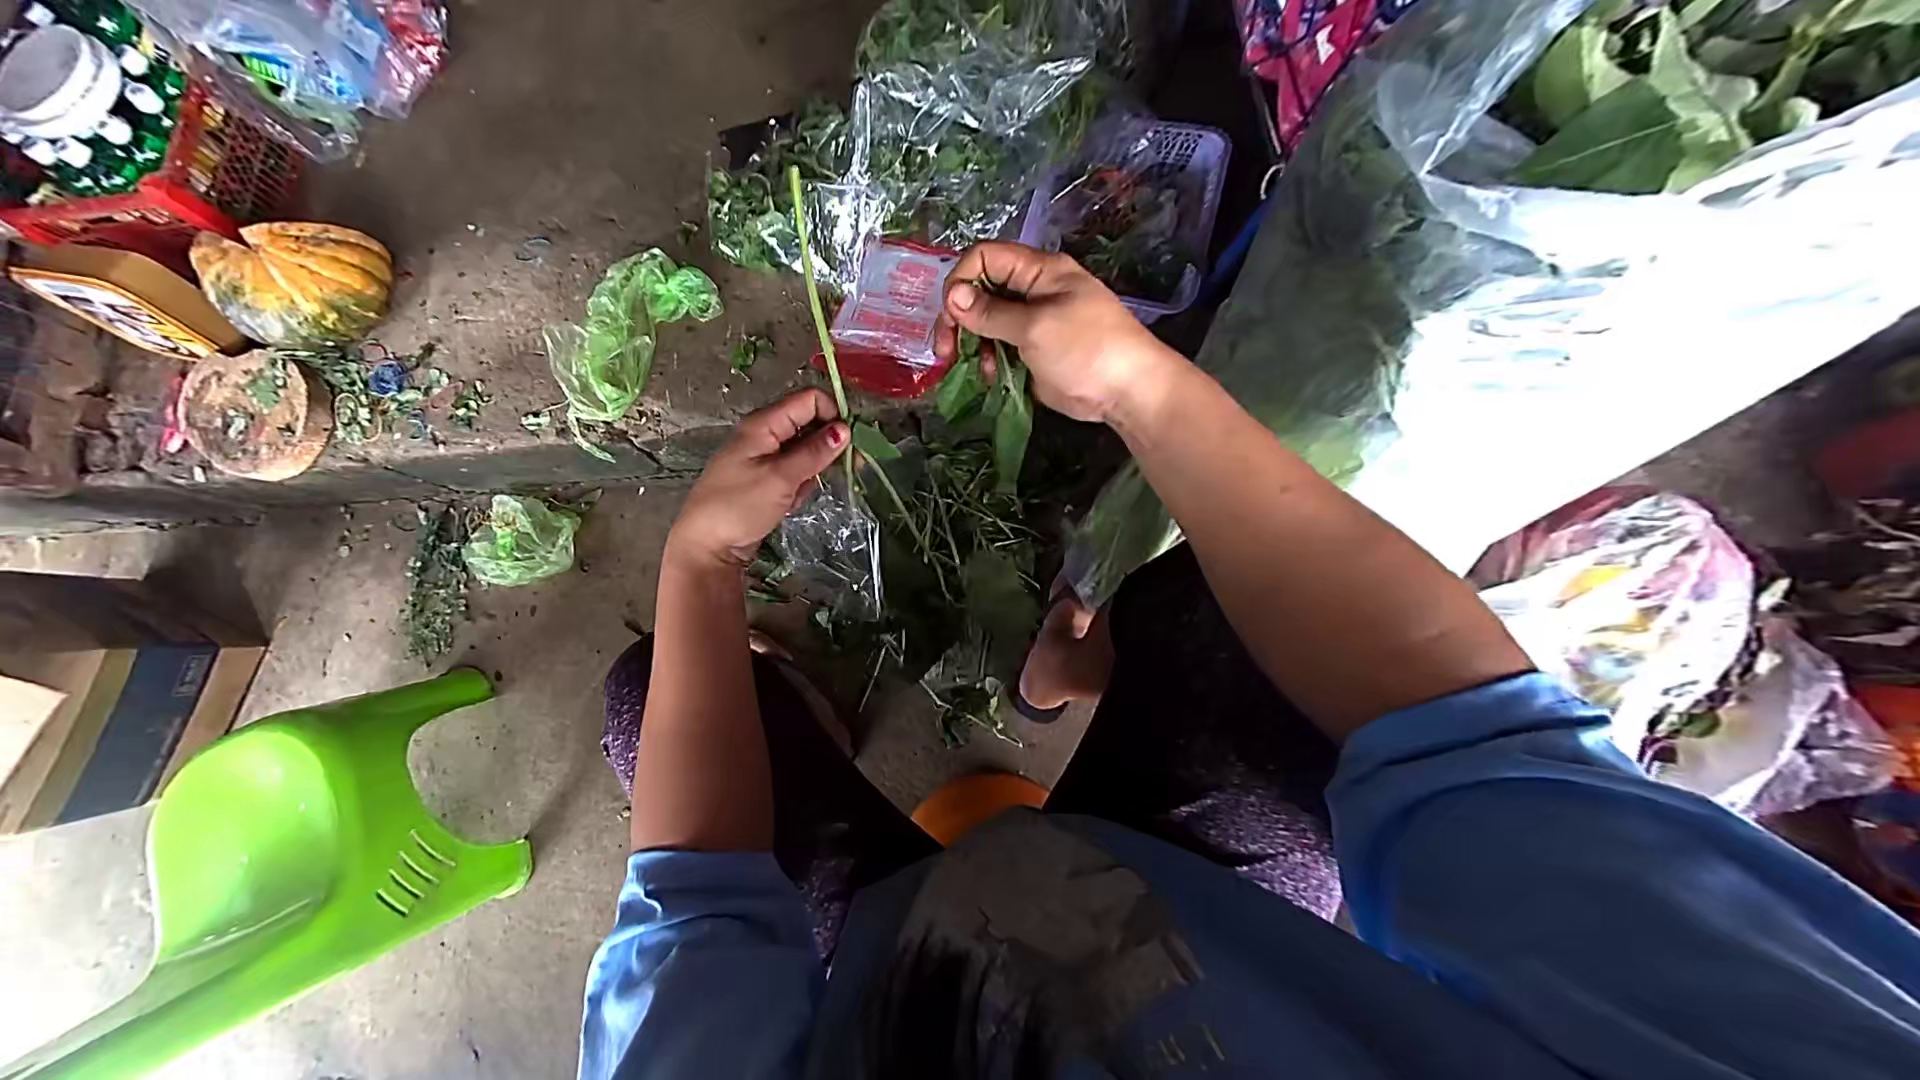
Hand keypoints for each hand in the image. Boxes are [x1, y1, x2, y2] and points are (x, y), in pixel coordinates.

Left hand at [667, 388, 847, 569]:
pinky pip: (795, 471)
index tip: (850, 441)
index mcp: (763, 424)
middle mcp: (764, 434)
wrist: (706, 545)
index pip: (809, 400)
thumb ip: (814, 452)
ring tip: (802, 492)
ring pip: (805, 450)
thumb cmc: (739, 507)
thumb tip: (845, 429)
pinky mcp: (766, 478)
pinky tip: (791, 502)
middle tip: (848, 469)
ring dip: (814, 470)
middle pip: (809, 423)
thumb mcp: (781, 478)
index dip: (833, 414)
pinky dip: (801, 484)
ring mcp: (764, 457)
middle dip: (829, 444)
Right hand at [933, 241, 1183, 424]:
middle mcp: (1032, 292)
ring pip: (986, 324)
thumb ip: (992, 312)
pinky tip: (991, 378)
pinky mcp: (1033, 352)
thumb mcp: (1035, 327)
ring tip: (978, 370)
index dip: (961, 281)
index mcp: (1038, 272)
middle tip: (946, 351)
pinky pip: (1000, 349)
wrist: (1126, 391)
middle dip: (959, 319)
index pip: (985, 257)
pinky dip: (989, 361)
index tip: (951, 315)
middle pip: (980, 292)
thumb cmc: (1086, 350)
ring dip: (973, 345)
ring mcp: (1032, 323)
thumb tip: (953, 295)